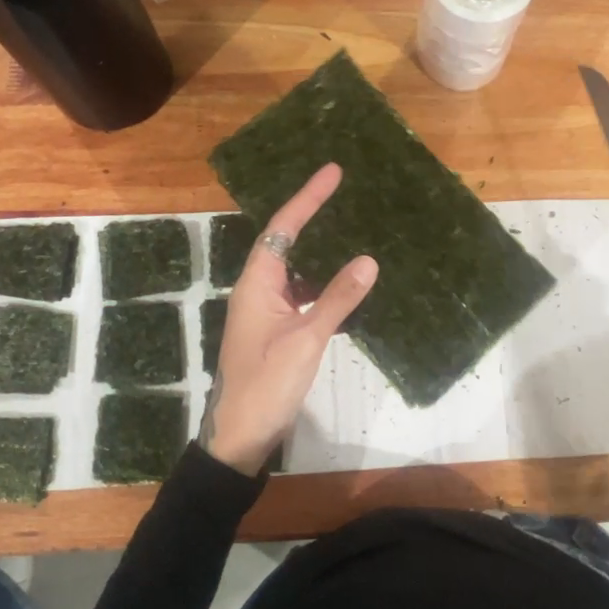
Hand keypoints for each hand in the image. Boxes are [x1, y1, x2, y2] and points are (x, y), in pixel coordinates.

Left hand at [207, 163, 377, 475]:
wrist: (239, 437)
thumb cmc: (266, 385)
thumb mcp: (306, 340)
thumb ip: (337, 299)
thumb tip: (369, 259)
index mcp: (257, 284)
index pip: (283, 229)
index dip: (307, 198)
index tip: (333, 171)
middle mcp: (258, 291)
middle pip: (287, 243)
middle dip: (314, 217)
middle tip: (347, 194)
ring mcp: (266, 313)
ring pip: (296, 271)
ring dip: (322, 253)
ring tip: (355, 232)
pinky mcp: (277, 333)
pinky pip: (303, 296)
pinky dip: (325, 286)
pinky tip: (350, 287)